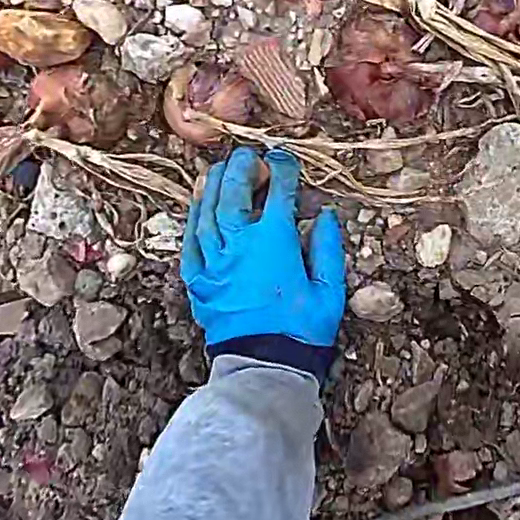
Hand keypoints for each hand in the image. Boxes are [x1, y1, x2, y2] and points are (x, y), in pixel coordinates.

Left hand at [181, 147, 345, 351]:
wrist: (265, 365)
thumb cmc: (304, 327)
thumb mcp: (329, 287)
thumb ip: (328, 247)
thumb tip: (324, 215)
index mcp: (274, 243)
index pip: (278, 193)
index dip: (283, 170)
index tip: (285, 157)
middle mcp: (239, 246)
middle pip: (234, 195)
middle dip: (241, 169)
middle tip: (247, 154)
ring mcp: (214, 263)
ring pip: (206, 214)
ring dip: (212, 187)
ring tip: (217, 169)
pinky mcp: (199, 281)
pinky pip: (190, 242)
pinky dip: (192, 219)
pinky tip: (196, 206)